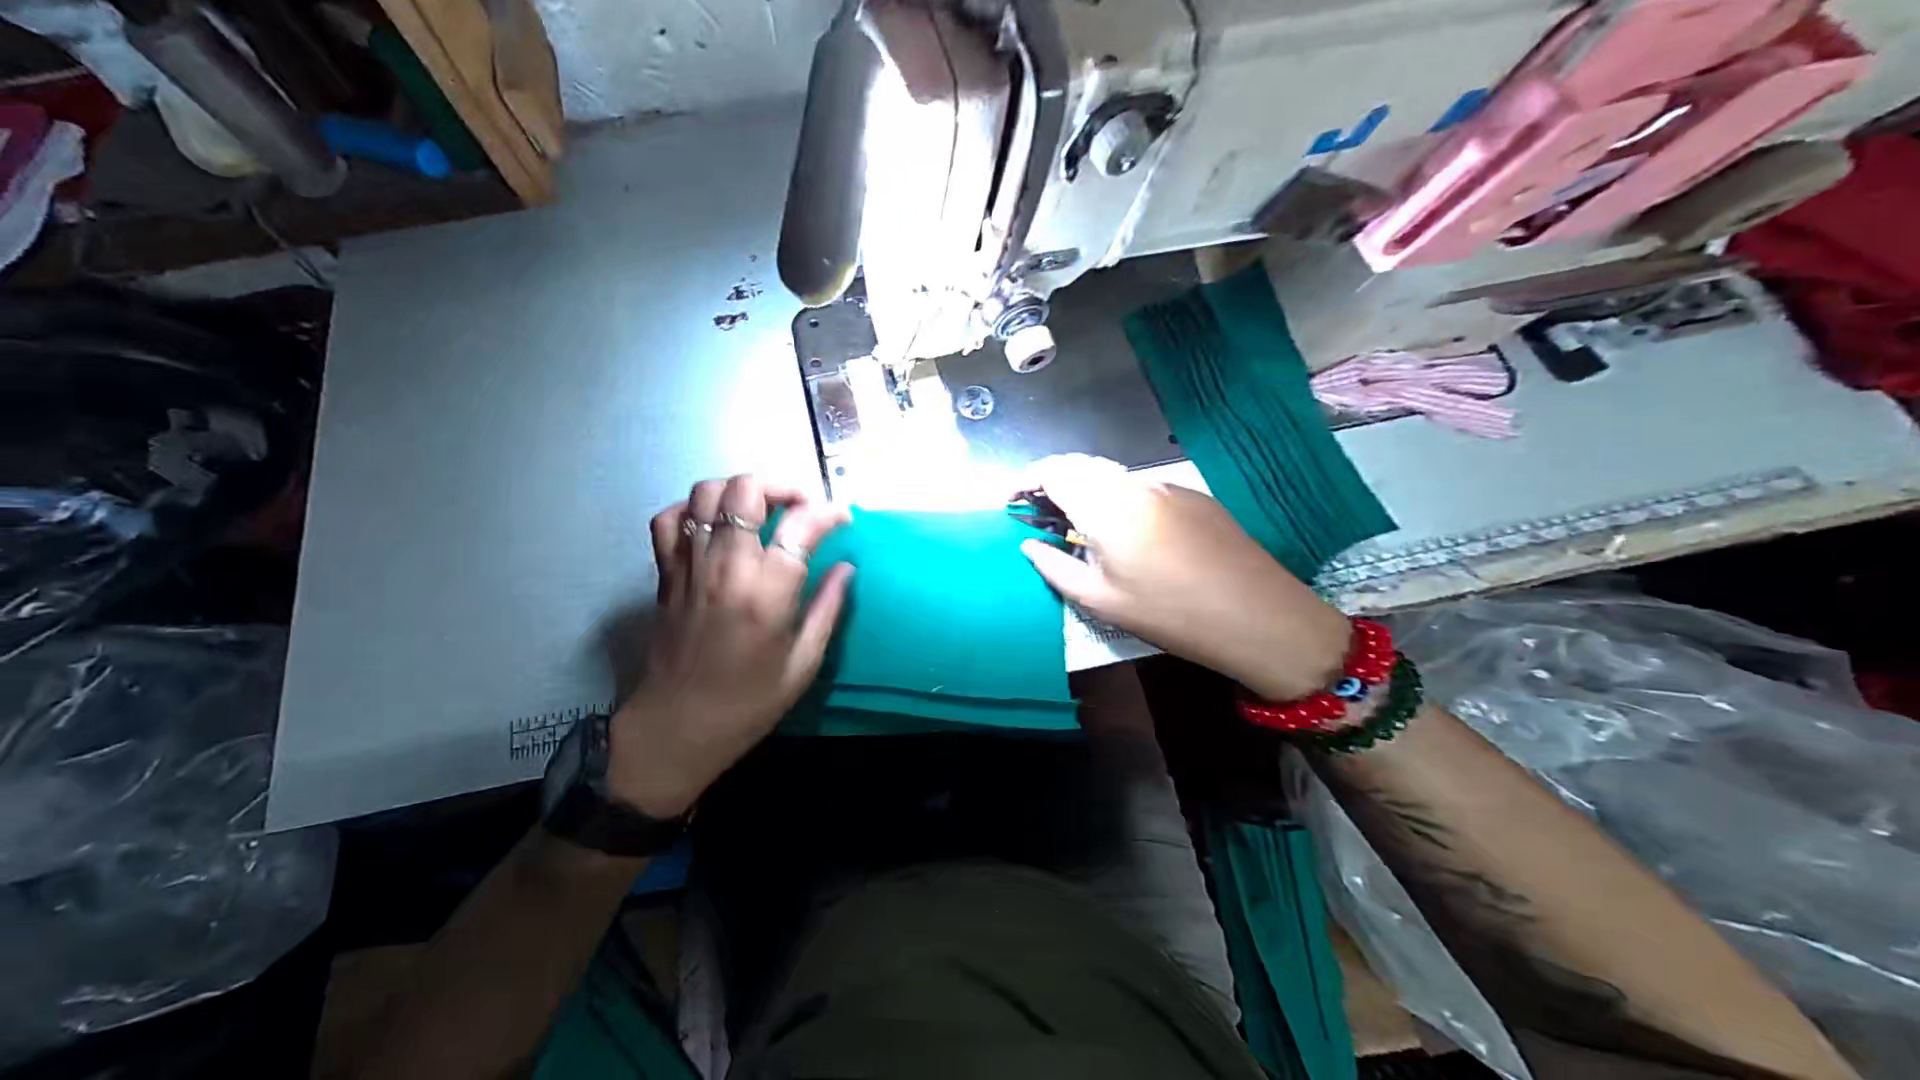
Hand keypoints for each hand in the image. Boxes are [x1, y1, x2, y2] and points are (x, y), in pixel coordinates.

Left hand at [610, 475, 852, 816]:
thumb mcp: (802, 665)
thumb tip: (847, 568)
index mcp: (766, 595)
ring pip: (705, 493)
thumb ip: (827, 609)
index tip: (842, 520)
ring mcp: (688, 567)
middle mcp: (725, 569)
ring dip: (739, 492)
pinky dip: (692, 510)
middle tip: (800, 508)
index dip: (828, 513)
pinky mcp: (664, 574)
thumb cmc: (747, 705)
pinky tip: (713, 525)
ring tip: (761, 511)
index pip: (801, 525)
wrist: (675, 729)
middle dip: (781, 487)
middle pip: (746, 491)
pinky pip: (669, 519)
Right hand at [1018, 454, 1351, 700]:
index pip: (1053, 471)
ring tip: (1077, 521)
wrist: (1259, 615)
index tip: (1012, 502)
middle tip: (1040, 513)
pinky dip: (1116, 493)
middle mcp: (1135, 484)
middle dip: (1052, 480)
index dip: (1025, 480)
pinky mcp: (1193, 495)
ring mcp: (1168, 486)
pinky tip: (1123, 527)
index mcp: (1107, 506)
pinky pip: (1140, 484)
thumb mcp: (1102, 600)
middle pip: (1080, 464)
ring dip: (1084, 485)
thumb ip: (1056, 567)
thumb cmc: (1171, 615)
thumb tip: (1029, 545)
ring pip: (1111, 472)